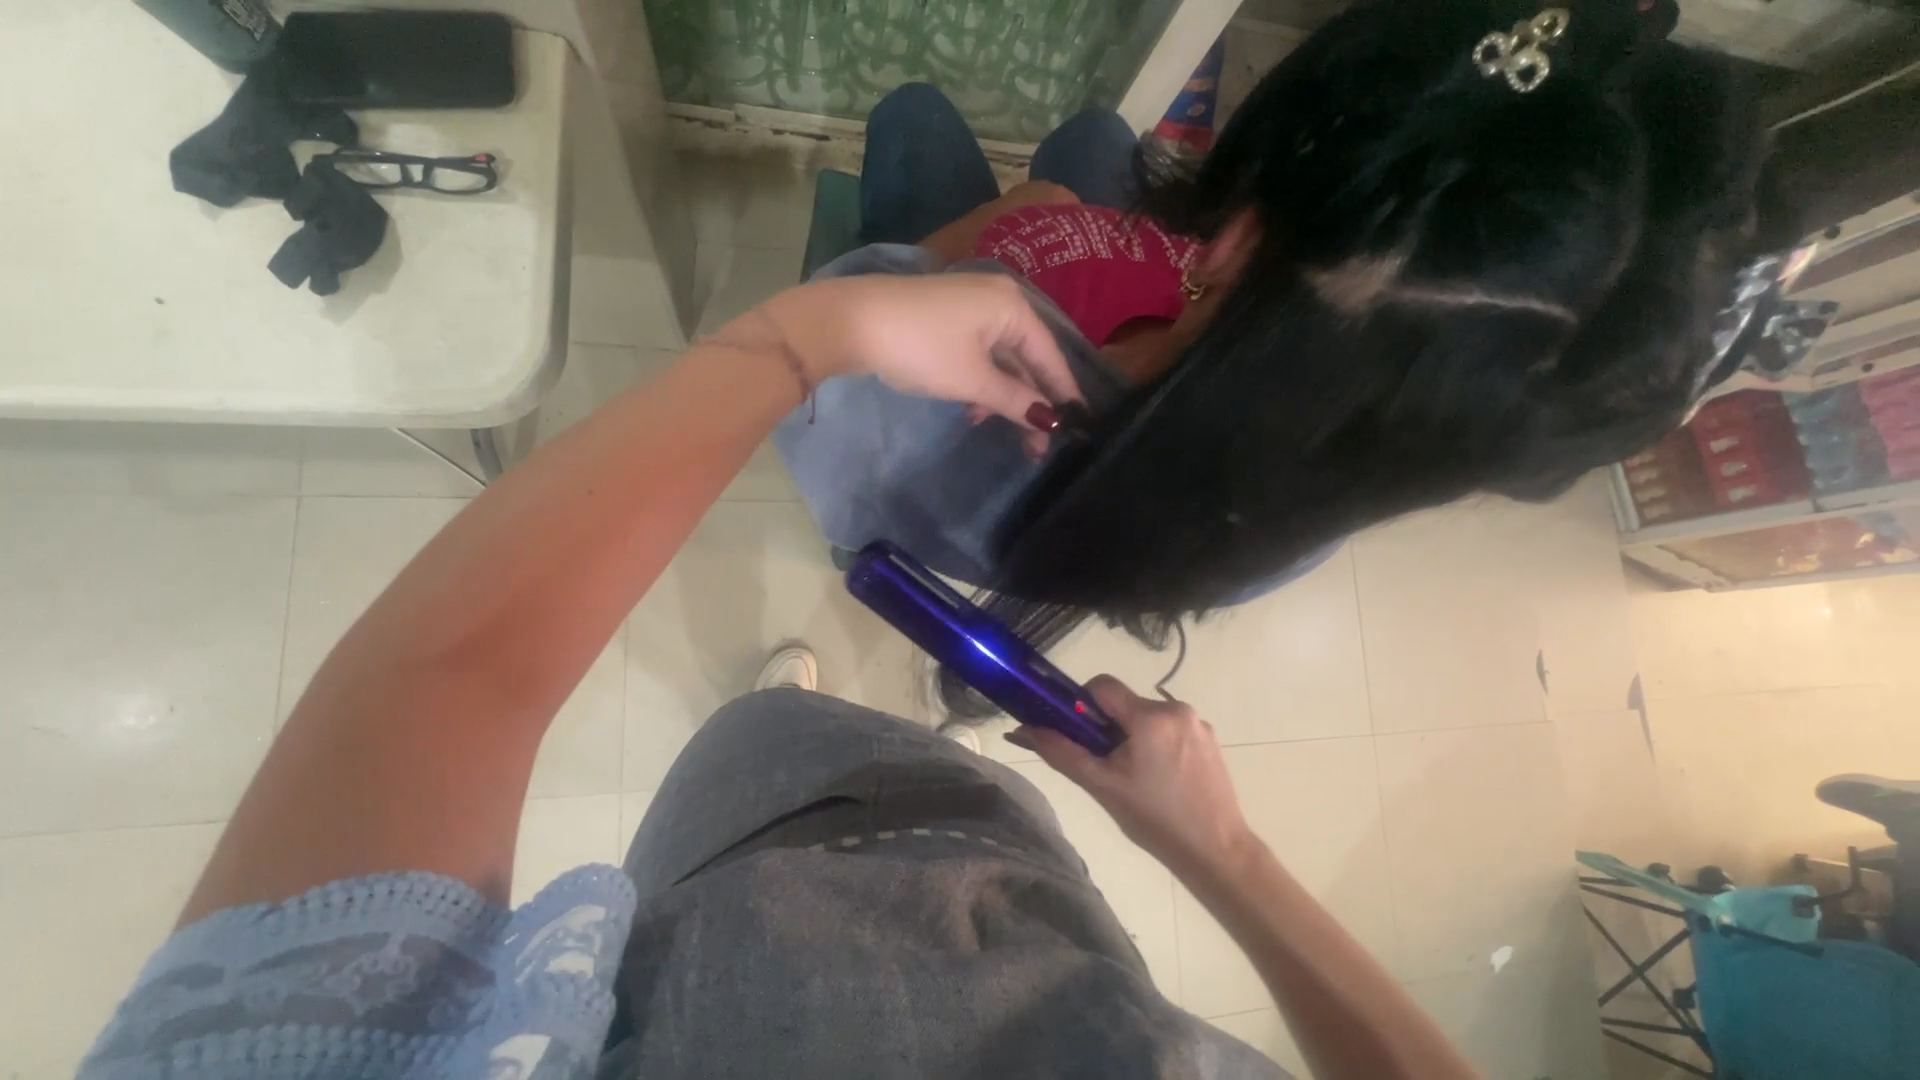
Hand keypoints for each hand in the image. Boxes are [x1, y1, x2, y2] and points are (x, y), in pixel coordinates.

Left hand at [754, 274, 1081, 454]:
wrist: (850, 321)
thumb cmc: (921, 348)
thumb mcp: (972, 380)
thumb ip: (1015, 400)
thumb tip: (1050, 421)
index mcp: (1012, 307)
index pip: (1050, 356)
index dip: (1063, 393)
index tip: (1078, 427)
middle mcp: (998, 300)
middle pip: (1027, 358)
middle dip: (1030, 402)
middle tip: (1037, 446)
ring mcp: (970, 307)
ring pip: (1000, 358)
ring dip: (1002, 395)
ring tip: (997, 428)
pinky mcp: (947, 319)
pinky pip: (978, 353)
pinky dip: (980, 381)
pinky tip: (972, 408)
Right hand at [1009, 676, 1255, 874]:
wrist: (1216, 851)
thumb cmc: (1154, 819)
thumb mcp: (1101, 786)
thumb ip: (1061, 752)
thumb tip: (1023, 729)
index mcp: (1150, 717)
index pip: (1102, 686)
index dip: (1082, 703)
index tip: (1079, 734)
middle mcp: (1176, 709)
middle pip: (1125, 704)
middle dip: (1109, 728)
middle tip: (1106, 766)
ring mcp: (1198, 723)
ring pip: (1148, 717)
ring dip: (1134, 737)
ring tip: (1136, 778)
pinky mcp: (1210, 739)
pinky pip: (1170, 729)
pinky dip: (1158, 745)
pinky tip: (1161, 780)